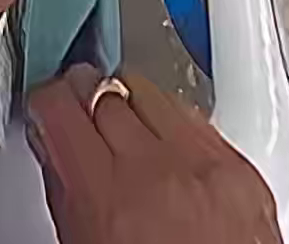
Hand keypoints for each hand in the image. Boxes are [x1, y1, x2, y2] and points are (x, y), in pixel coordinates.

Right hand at [26, 65, 281, 243]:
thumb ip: (65, 190)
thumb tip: (54, 142)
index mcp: (109, 199)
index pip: (60, 106)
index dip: (48, 102)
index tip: (48, 107)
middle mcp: (158, 171)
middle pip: (103, 90)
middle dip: (86, 101)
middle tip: (83, 119)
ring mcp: (203, 165)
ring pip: (146, 91)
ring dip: (131, 107)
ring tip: (128, 137)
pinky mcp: (240, 167)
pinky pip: (191, 115)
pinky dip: (173, 125)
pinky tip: (166, 153)